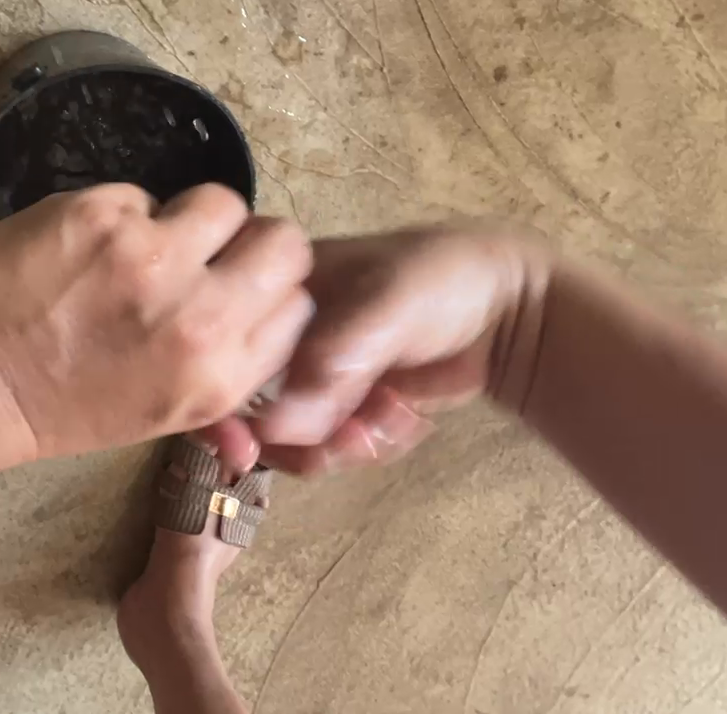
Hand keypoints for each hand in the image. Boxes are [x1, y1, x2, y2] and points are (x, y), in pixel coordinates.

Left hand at [0, 183, 314, 477]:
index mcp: (218, 379)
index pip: (298, 305)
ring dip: (187, 216)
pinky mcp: (99, 216)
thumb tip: (261, 320)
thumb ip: (219, 368)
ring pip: (221, 200)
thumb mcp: (156, 413)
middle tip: (201, 249)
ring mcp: (150, 258)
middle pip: (284, 242)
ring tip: (139, 241)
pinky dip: (119, 213)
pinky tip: (82, 244)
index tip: (232, 282)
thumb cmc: (50, 406)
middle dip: (249, 241)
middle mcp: (199, 318)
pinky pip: (142, 194)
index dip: (265, 288)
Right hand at [236, 225, 551, 474]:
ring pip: (293, 435)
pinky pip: (336, 445)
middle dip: (295, 437)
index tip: (238, 447)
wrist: (509, 307)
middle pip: (248, 405)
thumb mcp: (383, 307)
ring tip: (390, 422)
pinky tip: (407, 415)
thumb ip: (330, 365)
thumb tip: (274, 431)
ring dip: (341, 443)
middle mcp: (274, 334)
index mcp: (266, 290)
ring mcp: (308, 372)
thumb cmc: (436, 279)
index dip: (218, 401)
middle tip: (347, 442)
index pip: (217, 347)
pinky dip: (372, 443)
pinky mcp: (342, 404)